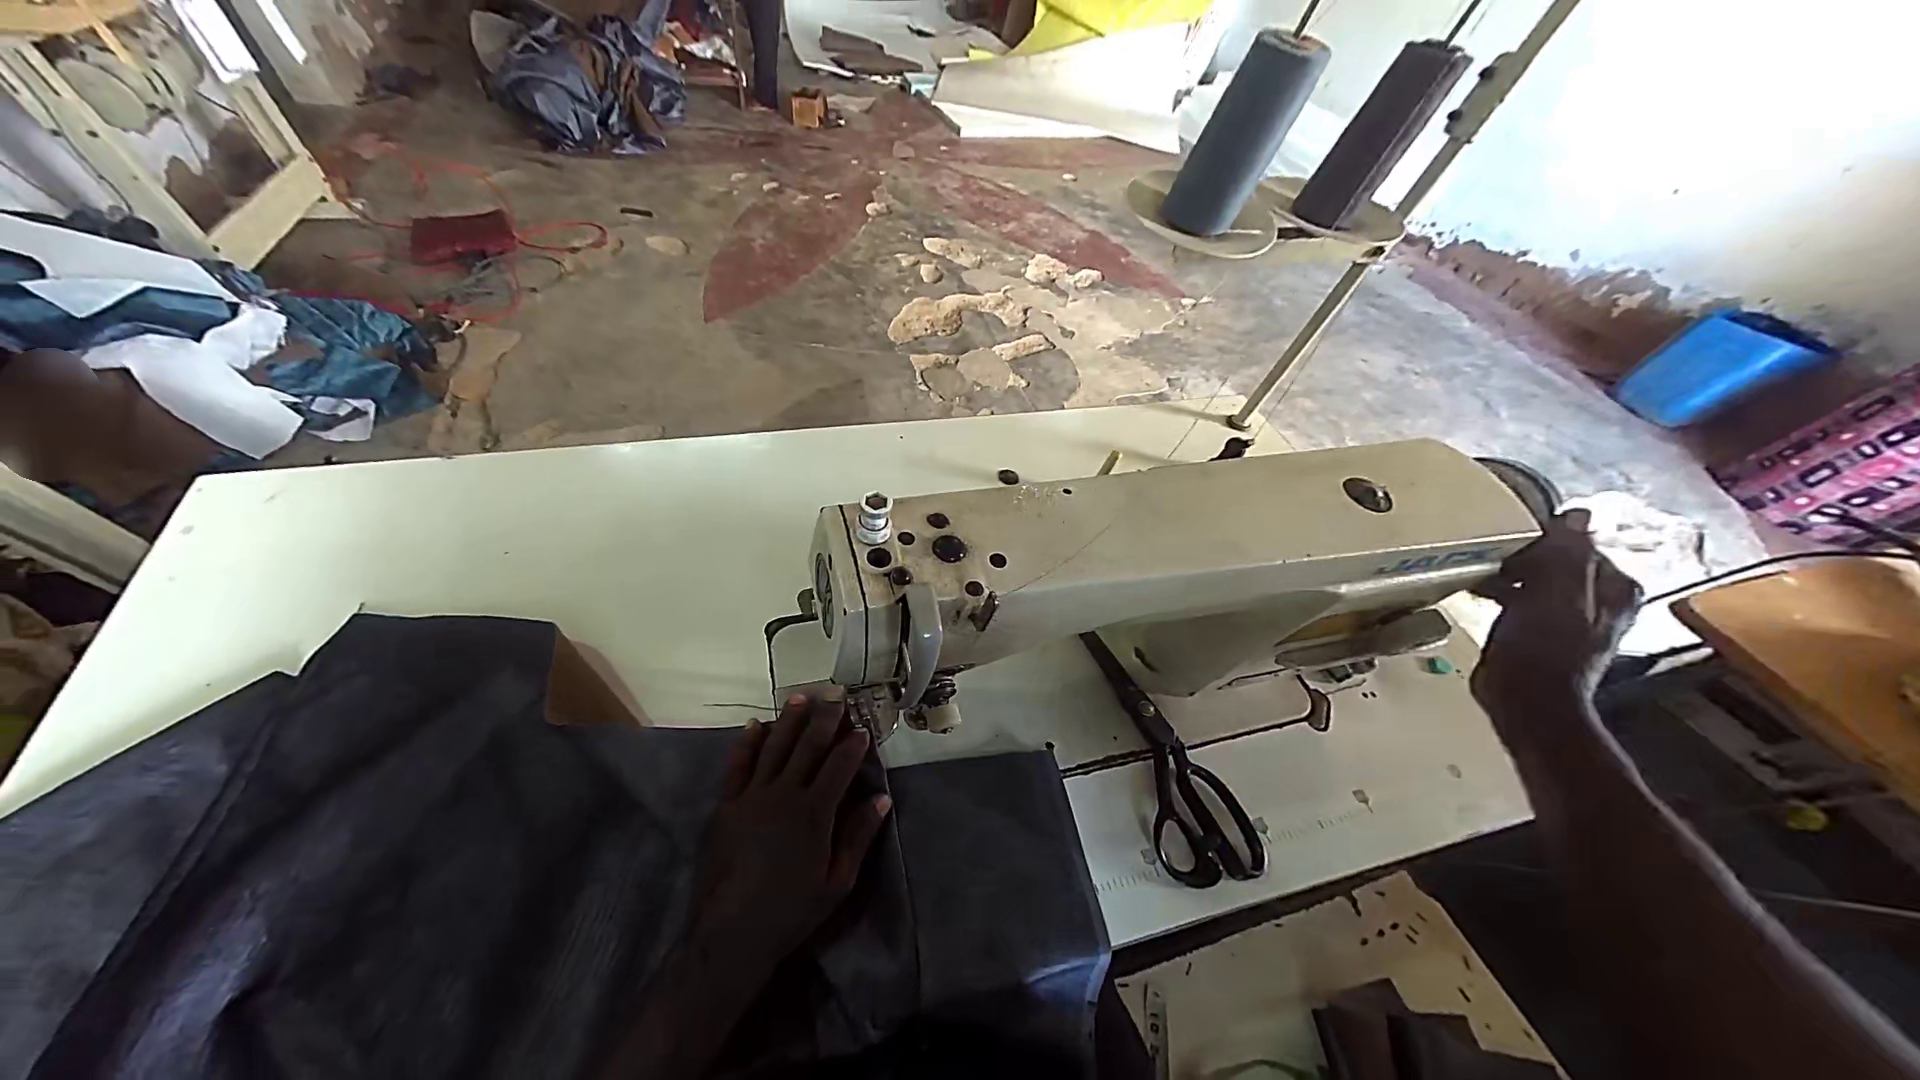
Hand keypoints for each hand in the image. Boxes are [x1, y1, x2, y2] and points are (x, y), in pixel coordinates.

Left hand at [688, 692, 891, 974]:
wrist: (731, 935)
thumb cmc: (791, 911)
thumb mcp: (837, 882)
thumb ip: (858, 836)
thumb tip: (881, 798)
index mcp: (814, 812)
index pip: (839, 765)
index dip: (852, 744)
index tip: (863, 728)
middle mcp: (784, 794)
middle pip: (808, 746)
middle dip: (824, 718)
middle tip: (836, 694)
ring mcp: (752, 797)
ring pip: (774, 747)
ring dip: (790, 720)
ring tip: (802, 696)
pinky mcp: (727, 806)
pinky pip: (738, 766)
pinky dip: (748, 743)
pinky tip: (756, 725)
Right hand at [1471, 509, 1642, 703]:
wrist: (1525, 700)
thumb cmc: (1542, 648)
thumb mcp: (1555, 593)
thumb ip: (1567, 553)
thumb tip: (1575, 514)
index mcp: (1614, 587)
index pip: (1576, 542)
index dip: (1539, 539)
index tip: (1506, 544)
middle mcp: (1599, 600)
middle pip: (1556, 560)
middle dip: (1522, 556)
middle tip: (1489, 559)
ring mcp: (1570, 618)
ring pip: (1536, 577)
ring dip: (1508, 573)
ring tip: (1479, 574)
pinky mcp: (1540, 631)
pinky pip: (1521, 597)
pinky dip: (1501, 592)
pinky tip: (1480, 593)